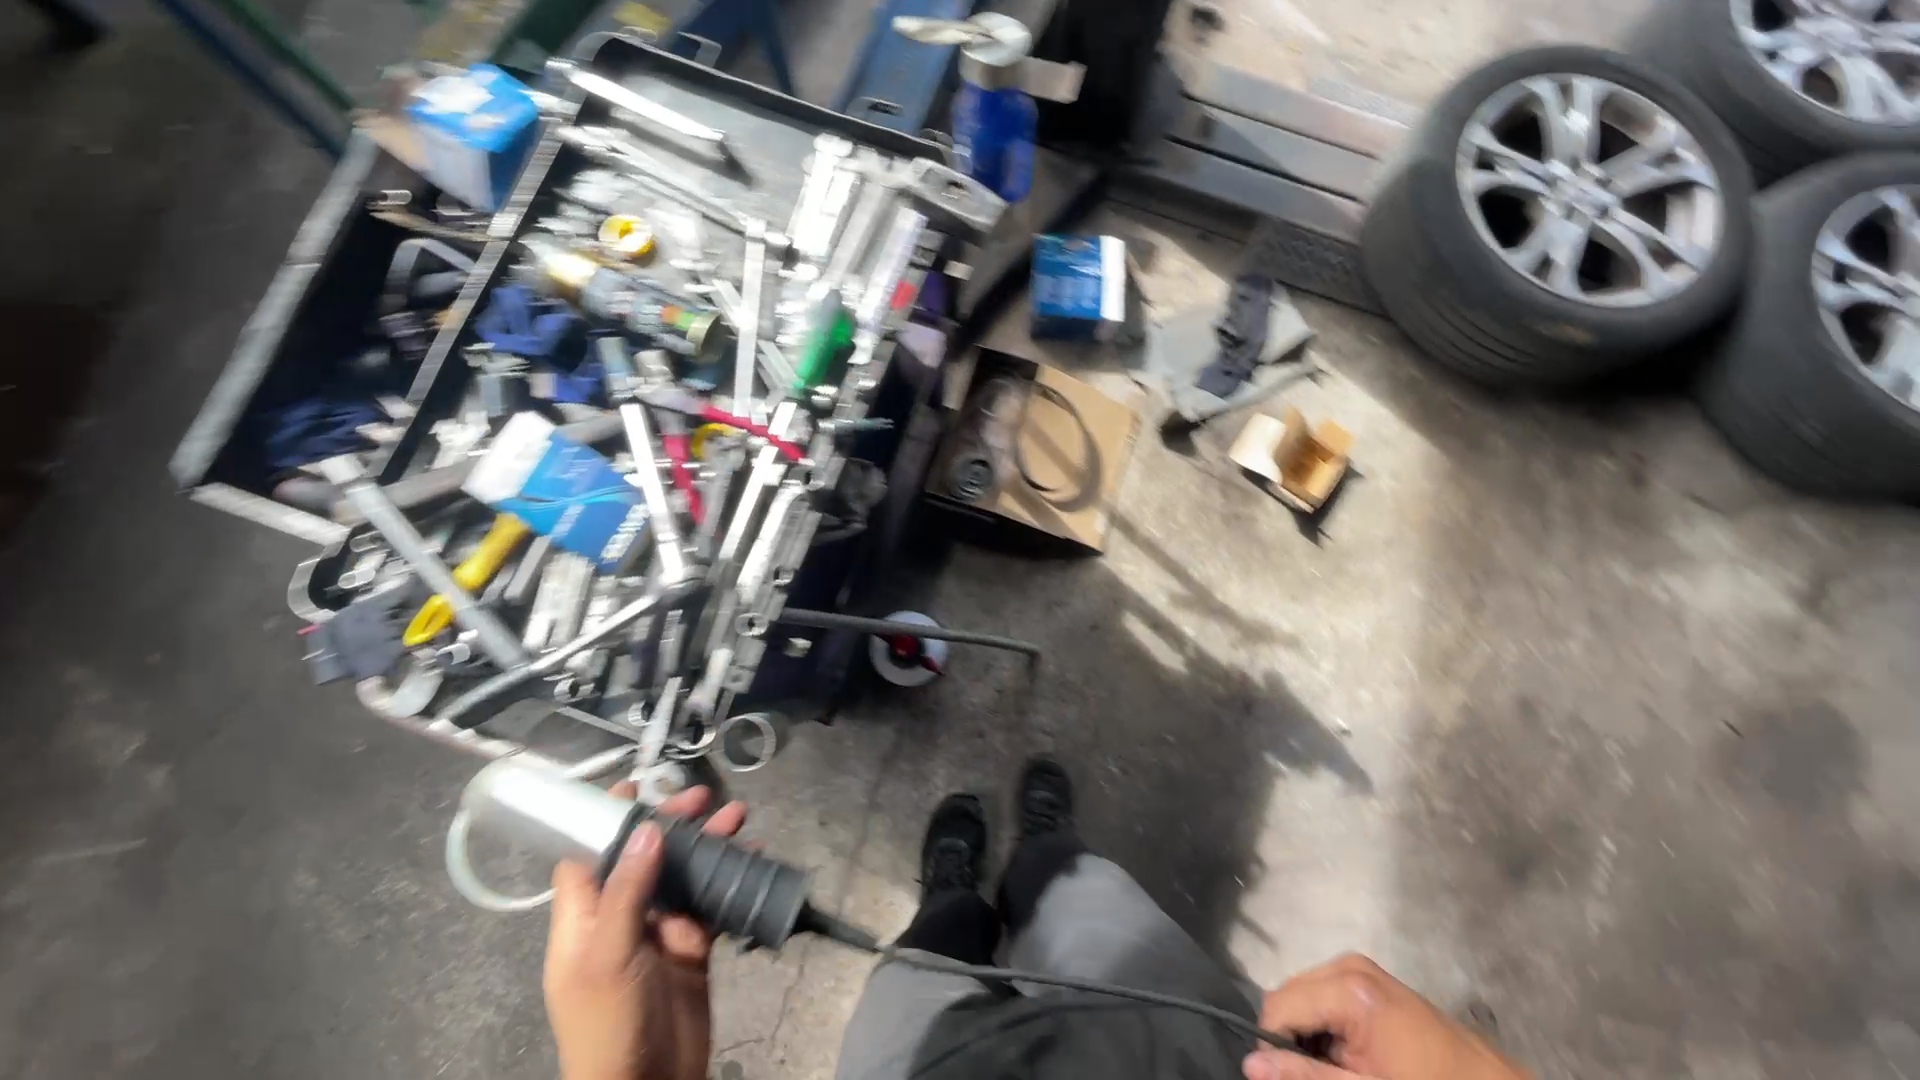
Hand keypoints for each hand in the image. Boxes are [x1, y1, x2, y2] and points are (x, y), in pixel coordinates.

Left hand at [544, 784, 748, 1079]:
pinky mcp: (692, 947)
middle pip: (643, 856)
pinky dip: (729, 879)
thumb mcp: (606, 956)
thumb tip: (647, 830)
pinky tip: (751, 859)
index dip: (606, 820)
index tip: (637, 786)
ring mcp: (659, 931)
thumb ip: (626, 892)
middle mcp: (619, 917)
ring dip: (707, 845)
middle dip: (670, 823)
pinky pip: (710, 903)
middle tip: (702, 798)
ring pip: (682, 874)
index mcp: (582, 917)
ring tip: (737, 817)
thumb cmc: (608, 1023)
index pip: (587, 854)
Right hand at [1243, 954, 1525, 1079]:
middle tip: (1321, 1074)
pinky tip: (1347, 1053)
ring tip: (1338, 1066)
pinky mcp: (1368, 978)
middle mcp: (1348, 965)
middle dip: (1293, 1037)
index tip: (1290, 1076)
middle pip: (1289, 996)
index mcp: (1349, 987)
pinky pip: (1323, 995)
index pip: (1278, 1006)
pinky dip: (1325, 1024)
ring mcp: (1359, 968)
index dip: (1274, 1046)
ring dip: (1308, 1032)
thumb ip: (1305, 1075)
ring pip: (1303, 996)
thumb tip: (1249, 1065)